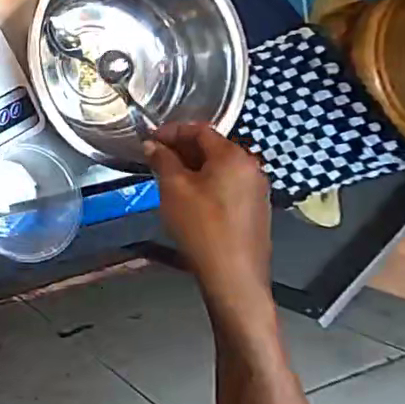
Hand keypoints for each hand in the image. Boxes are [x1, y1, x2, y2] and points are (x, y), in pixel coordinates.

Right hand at [144, 122, 274, 334]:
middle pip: (212, 147)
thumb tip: (152, 145)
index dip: (172, 131)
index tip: (148, 138)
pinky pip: (226, 183)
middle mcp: (251, 168)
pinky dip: (204, 181)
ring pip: (218, 166)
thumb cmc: (201, 225)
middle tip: (153, 156)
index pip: (200, 130)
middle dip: (180, 148)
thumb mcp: (172, 188)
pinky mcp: (254, 208)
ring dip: (191, 165)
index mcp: (234, 157)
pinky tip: (186, 195)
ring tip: (165, 175)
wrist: (233, 272)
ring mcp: (256, 189)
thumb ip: (162, 160)